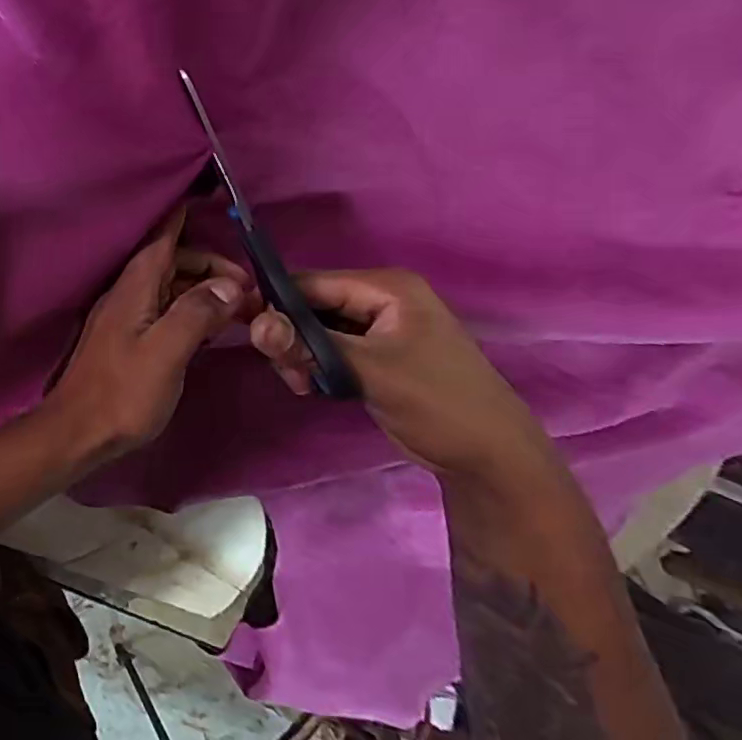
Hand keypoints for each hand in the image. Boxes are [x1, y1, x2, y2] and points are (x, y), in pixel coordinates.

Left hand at [42, 206, 256, 462]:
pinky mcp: (128, 339)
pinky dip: (190, 310)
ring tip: (239, 308)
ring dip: (203, 290)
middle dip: (210, 265)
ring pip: (170, 287)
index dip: (184, 216)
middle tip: (248, 289)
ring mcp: (125, 316)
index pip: (161, 238)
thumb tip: (229, 284)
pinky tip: (210, 328)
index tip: (211, 197)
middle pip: (172, 262)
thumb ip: (196, 314)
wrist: (78, 432)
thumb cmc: (123, 392)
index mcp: (135, 287)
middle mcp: (128, 293)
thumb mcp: (167, 352)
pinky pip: (165, 310)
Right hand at [249, 268, 555, 483]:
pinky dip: (314, 365)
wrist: (490, 460)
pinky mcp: (373, 354)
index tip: (251, 334)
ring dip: (300, 355)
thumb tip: (253, 323)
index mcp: (387, 286)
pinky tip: (313, 386)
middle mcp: (380, 298)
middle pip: (309, 305)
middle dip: (290, 336)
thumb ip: (307, 342)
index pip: (310, 282)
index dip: (276, 304)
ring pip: (313, 328)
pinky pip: (327, 348)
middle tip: (290, 372)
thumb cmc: (436, 402)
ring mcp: (378, 327)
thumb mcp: (367, 369)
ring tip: (304, 384)